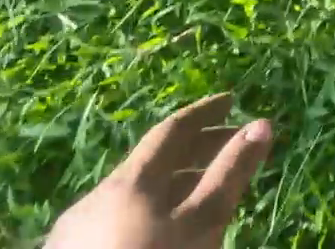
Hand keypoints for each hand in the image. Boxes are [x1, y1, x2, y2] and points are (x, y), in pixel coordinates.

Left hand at [47, 94, 272, 248]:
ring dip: (176, 180)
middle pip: (152, 161)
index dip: (204, 112)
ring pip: (135, 191)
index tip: (232, 100)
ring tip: (208, 188)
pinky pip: (117, 216)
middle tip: (234, 146)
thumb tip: (262, 124)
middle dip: (198, 148)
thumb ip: (231, 170)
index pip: (170, 131)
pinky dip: (152, 205)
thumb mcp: (204, 219)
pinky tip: (167, 223)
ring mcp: (72, 233)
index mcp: (128, 182)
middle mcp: (94, 199)